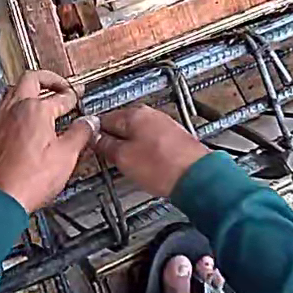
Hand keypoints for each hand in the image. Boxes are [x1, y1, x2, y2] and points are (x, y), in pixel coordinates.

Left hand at [0, 70, 93, 212]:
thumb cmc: (30, 178)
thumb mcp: (67, 155)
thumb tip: (89, 122)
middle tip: (59, 86)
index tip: (76, 97)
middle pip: (31, 79)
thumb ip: (80, 134)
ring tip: (40, 99)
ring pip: (12, 92)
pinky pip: (0, 112)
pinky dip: (13, 111)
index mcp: (36, 110)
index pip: (60, 96)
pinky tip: (19, 121)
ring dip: (28, 92)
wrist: (2, 196)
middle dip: (48, 79)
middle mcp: (14, 109)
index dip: (72, 96)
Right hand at [92, 105, 207, 196]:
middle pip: (121, 126)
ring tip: (132, 167)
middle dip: (114, 143)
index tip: (94, 148)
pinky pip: (151, 143)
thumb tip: (94, 138)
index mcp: (134, 114)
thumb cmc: (164, 167)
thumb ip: (104, 145)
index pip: (103, 119)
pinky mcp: (174, 139)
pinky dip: (146, 154)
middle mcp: (150, 115)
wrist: (198, 179)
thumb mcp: (123, 157)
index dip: (95, 135)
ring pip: (136, 136)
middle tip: (112, 161)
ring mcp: (164, 126)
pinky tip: (148, 167)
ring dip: (130, 150)